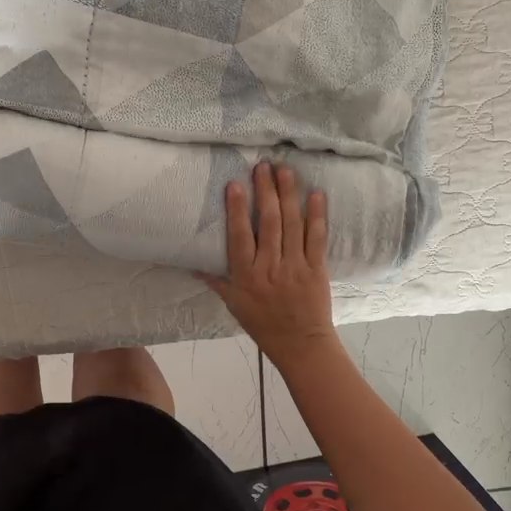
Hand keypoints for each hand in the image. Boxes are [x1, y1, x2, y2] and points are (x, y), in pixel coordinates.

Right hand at [196, 162, 335, 363]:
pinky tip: (316, 194)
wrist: (301, 345)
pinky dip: (317, 215)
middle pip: (268, 223)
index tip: (234, 185)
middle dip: (265, 192)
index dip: (236, 210)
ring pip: (292, 225)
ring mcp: (295, 266)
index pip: (239, 237)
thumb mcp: (234, 305)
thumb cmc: (263, 324)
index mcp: (247, 276)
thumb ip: (216, 281)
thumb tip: (193, 265)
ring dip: (288, 195)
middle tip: (262, 166)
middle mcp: (270, 267)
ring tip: (285, 171)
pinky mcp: (317, 268)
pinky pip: (317, 238)